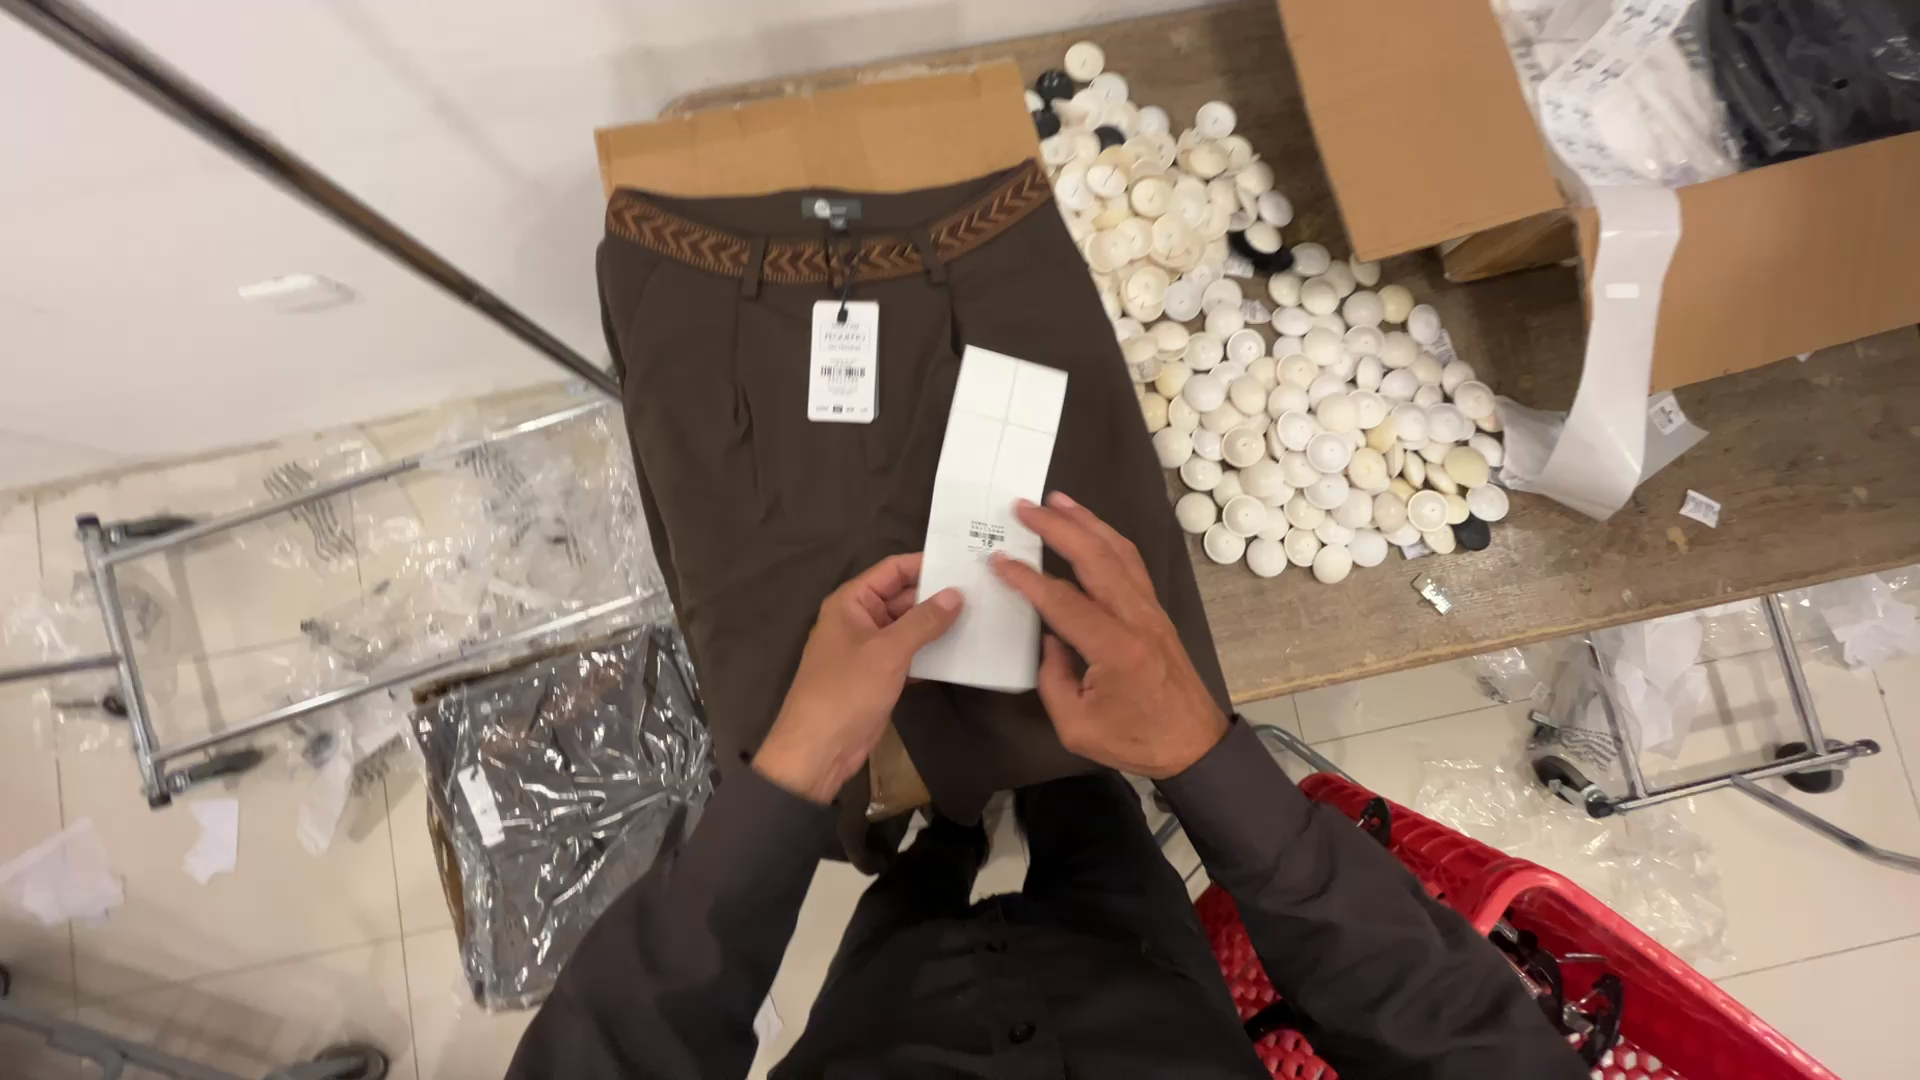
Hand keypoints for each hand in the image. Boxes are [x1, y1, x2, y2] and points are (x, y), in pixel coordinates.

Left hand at [754, 553, 962, 803]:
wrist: (819, 750)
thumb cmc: (846, 690)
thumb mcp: (887, 651)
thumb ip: (923, 621)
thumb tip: (956, 594)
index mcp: (851, 602)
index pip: (892, 570)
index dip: (925, 564)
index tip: (962, 562)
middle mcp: (860, 619)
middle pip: (903, 597)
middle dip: (937, 596)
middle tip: (981, 591)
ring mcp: (870, 649)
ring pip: (909, 627)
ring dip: (938, 626)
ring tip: (980, 617)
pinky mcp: (880, 676)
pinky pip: (910, 654)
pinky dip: (931, 654)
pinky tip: (961, 653)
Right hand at [989, 492, 1227, 779]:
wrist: (1194, 746)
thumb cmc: (1135, 740)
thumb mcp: (1076, 726)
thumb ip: (1053, 678)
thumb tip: (1052, 639)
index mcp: (1115, 648)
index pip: (1063, 601)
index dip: (1028, 579)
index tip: (999, 560)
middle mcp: (1136, 618)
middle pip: (1095, 558)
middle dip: (1058, 528)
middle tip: (1025, 507)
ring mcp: (1151, 610)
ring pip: (1118, 552)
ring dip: (1087, 522)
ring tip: (1058, 501)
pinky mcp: (1157, 611)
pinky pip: (1132, 563)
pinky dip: (1108, 539)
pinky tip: (1092, 529)